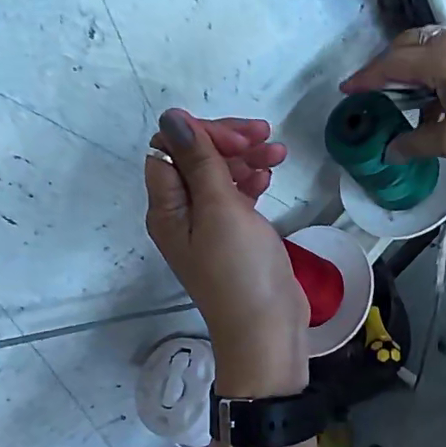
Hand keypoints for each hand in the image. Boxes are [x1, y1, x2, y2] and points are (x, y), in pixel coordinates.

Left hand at [145, 110, 308, 397]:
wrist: (267, 329)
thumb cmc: (241, 269)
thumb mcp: (219, 209)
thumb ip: (200, 161)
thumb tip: (172, 116)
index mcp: (167, 208)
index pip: (170, 149)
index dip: (202, 135)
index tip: (241, 139)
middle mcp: (182, 215)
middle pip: (196, 160)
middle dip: (228, 143)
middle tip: (265, 137)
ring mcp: (209, 229)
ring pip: (220, 178)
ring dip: (245, 160)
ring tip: (278, 154)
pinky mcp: (235, 240)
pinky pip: (236, 199)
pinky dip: (251, 183)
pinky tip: (269, 178)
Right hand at [340, 25, 445, 171]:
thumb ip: (419, 143)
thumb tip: (393, 149)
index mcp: (441, 55)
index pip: (391, 62)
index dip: (366, 78)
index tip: (348, 88)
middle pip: (412, 45)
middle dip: (390, 67)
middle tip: (379, 93)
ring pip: (437, 48)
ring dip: (420, 71)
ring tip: (417, 103)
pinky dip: (444, 71)